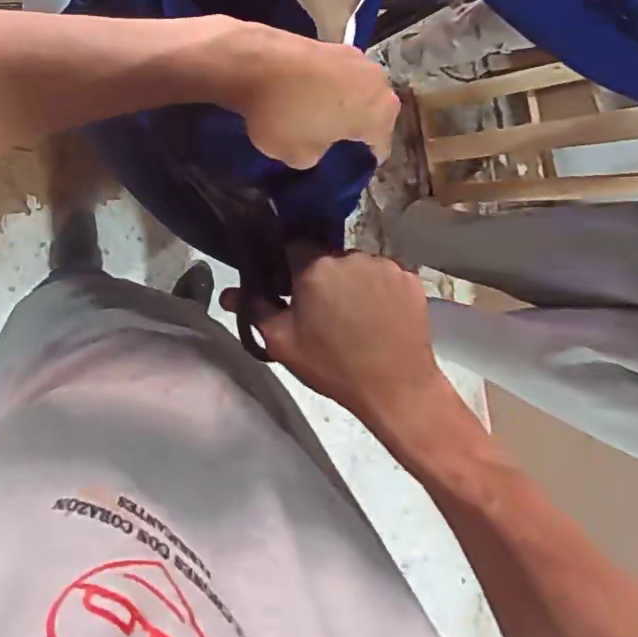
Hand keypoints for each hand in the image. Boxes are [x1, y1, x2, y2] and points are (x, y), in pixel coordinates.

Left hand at [223, 27, 398, 169]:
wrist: (254, 60)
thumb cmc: (285, 115)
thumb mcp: (301, 157)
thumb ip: (321, 156)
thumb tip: (319, 143)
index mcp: (382, 113)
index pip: (378, 149)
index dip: (358, 162)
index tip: (337, 166)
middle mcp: (379, 81)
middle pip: (370, 115)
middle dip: (350, 129)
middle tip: (322, 141)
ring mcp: (355, 57)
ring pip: (352, 92)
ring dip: (336, 104)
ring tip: (308, 114)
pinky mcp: (330, 42)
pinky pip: (332, 75)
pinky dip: (320, 85)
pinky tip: (297, 92)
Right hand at [224, 248, 445, 426]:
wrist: (398, 391)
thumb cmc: (333, 366)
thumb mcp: (283, 342)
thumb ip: (255, 310)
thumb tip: (228, 294)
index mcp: (314, 267)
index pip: (294, 246)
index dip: (290, 265)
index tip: (291, 287)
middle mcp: (349, 256)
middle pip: (327, 256)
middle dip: (322, 276)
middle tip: (321, 308)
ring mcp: (384, 265)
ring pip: (356, 264)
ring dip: (351, 281)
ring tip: (353, 314)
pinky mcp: (409, 278)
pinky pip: (385, 274)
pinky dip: (379, 288)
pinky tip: (378, 314)